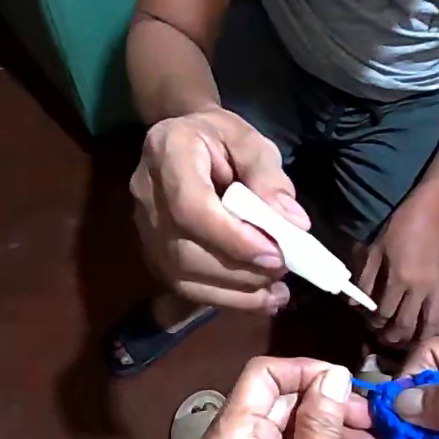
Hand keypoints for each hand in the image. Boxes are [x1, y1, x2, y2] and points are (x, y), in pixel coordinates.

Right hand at [130, 108, 303, 312]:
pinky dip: (228, 300)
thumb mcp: (251, 142)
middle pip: (185, 252)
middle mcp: (146, 196)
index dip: (233, 239)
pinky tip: (261, 299)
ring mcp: (145, 231)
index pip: (190, 208)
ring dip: (236, 292)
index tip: (276, 254)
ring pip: (184, 278)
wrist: (184, 142)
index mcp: (168, 153)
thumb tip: (293, 224)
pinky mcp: (155, 257)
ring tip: (277, 291)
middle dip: (240, 271)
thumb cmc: (220, 138)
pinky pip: (187, 289)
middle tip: (283, 270)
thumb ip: (271, 179)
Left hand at [196, 358, 377, 438]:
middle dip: (326, 406)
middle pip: (278, 401)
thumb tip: (334, 373)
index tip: (350, 386)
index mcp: (231, 437)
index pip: (264, 374)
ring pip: (288, 428)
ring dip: (329, 432)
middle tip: (371, 422)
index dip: (307, 371)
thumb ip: (321, 423)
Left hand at [360, 192, 438, 345]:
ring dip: (419, 338)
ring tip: (410, 342)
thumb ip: (365, 279)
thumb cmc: (400, 227)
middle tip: (388, 340)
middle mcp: (421, 288)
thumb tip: (355, 306)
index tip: (372, 324)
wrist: (433, 209)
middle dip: (394, 337)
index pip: (384, 313)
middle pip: (407, 325)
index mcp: (399, 279)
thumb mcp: (375, 251)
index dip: (375, 323)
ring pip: (432, 325)